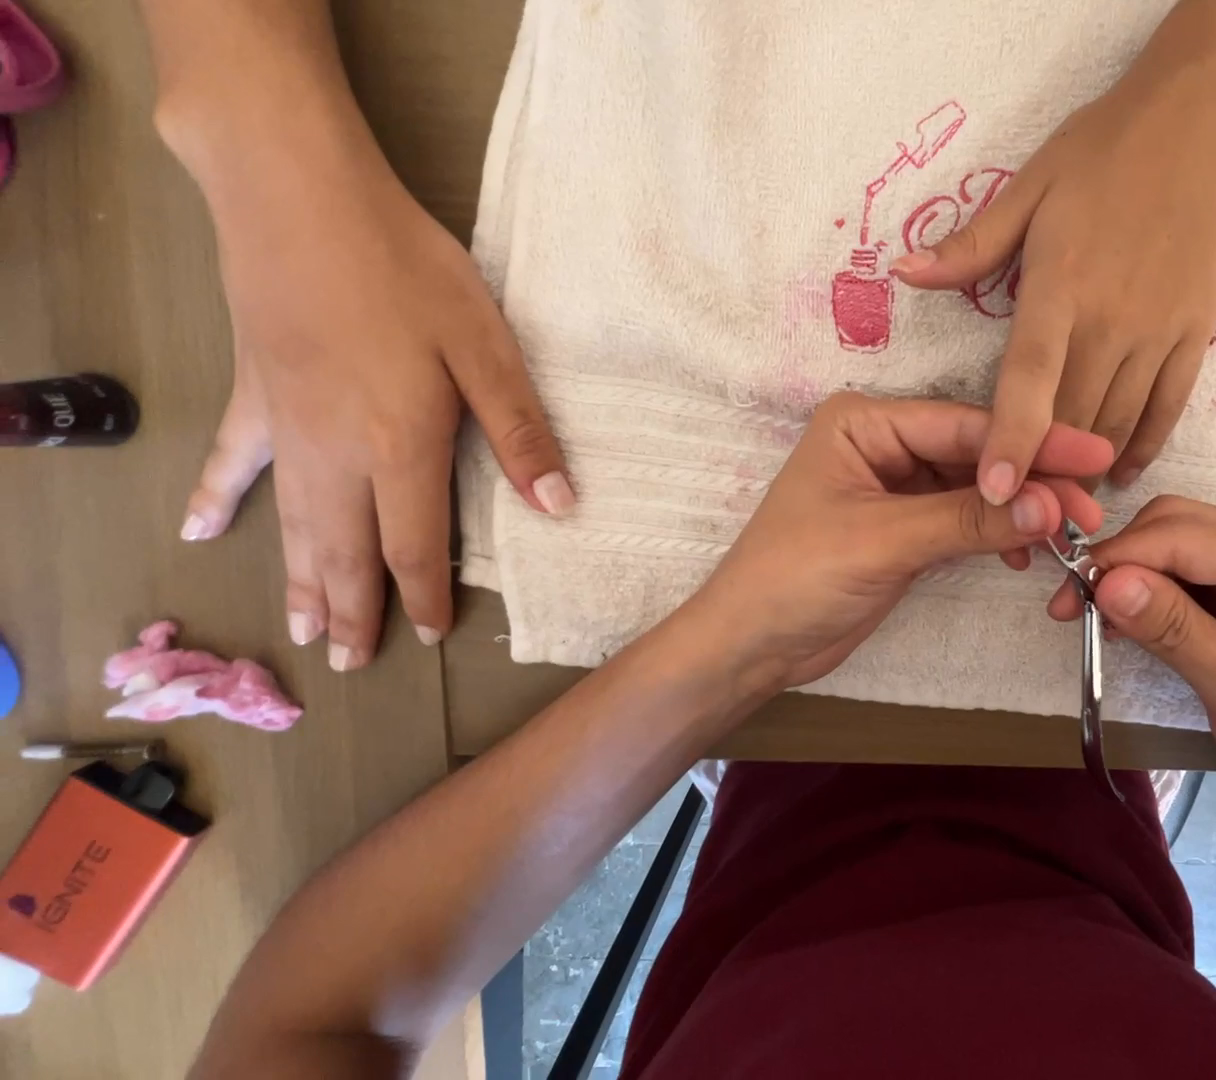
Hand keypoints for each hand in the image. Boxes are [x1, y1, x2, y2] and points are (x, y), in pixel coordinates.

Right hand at [180, 182, 568, 670]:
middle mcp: (336, 454)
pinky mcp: (253, 391)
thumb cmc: (410, 274)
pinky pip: (233, 460)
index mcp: (402, 448)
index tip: (427, 635)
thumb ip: (520, 433)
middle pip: (346, 550)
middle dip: (354, 609)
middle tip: (351, 663)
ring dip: (299, 580)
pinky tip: (198, 532)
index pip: (414, 545)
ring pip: (294, 524)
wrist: (299, 198)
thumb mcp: (489, 352)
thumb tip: (558, 507)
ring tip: (300, 631)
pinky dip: (219, 499)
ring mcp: (285, 426)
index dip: (422, 594)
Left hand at [685, 393, 1112, 692]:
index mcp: (866, 423)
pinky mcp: (907, 528)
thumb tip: (1052, 506)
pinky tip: (1027, 551)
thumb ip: (969, 521)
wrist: (753, 647)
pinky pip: (965, 519)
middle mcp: (884, 445)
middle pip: (976, 455)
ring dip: (1020, 509)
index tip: (1092, 455)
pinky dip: (996, 533)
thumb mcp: (886, 542)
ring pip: (976, 488)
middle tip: (1091, 506)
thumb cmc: (798, 579)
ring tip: (1071, 531)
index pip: (964, 426)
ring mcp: (898, 487)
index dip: (1030, 443)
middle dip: (1032, 480)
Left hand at [892, 0, 1215, 494]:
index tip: (994, 495)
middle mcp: (1111, 322)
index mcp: (1060, 289)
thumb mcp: (1028, 188)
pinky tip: (1121, 473)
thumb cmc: (1105, 151)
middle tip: (1021, 516)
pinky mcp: (1197, 335)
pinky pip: (1168, 408)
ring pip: (1119, 423)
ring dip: (1089, 471)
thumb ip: (970, 247)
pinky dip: (1143, 446)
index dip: (1010, 442)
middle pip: (1073, 418)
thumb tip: (904, 272)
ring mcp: (1160, 333)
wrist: (1206, 121)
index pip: (1029, 382)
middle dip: (1046, 472)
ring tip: (1063, 504)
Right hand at [1047, 496, 1215, 858]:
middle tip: (1074, 610)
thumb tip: (1108, 581)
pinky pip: (1181, 570)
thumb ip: (1178, 632)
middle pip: (1179, 524)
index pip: (1190, 535)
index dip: (1124, 555)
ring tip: (1093, 619)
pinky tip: (1124, 622)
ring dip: (1128, 572)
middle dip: (1122, 558)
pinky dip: (1145, 589)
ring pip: (1174, 541)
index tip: (1070, 597)